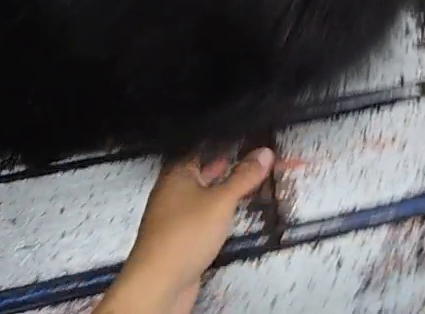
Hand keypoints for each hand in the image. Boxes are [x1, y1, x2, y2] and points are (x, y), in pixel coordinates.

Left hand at [95, 148, 275, 313]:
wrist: (159, 286)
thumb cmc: (186, 234)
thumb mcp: (221, 201)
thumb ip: (244, 177)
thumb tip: (266, 152)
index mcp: (178, 173)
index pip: (206, 147)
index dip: (230, 142)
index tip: (254, 137)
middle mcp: (174, 190)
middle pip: (207, 171)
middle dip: (232, 166)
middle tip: (260, 159)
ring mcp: (176, 216)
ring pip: (207, 194)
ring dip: (228, 190)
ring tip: (255, 181)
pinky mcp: (181, 238)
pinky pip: (205, 215)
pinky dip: (221, 211)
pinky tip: (237, 212)